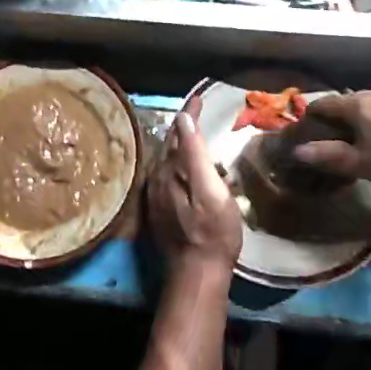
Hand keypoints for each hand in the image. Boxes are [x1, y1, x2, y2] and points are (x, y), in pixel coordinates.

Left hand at [147, 95, 242, 276]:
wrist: (197, 271)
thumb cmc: (212, 231)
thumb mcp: (211, 190)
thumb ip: (195, 155)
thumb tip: (182, 120)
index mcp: (170, 170)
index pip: (179, 133)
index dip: (189, 115)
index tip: (199, 98)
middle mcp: (158, 179)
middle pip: (170, 146)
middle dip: (184, 128)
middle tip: (198, 114)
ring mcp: (158, 195)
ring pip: (168, 161)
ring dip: (180, 146)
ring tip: (194, 137)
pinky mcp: (162, 209)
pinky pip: (168, 176)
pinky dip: (179, 164)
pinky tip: (187, 169)